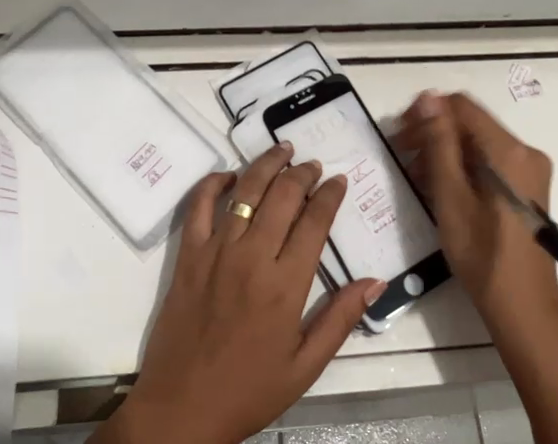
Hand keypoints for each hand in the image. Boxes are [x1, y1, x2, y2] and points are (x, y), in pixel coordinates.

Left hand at [96, 142, 386, 443]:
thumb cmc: (249, 391)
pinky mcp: (188, 256)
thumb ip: (340, 319)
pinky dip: (213, 183)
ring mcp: (216, 252)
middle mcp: (253, 258)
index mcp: (286, 285)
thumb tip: (375, 281)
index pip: (315, 221)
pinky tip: (228, 175)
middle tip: (313, 165)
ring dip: (266, 165)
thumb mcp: (305, 366)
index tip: (339, 181)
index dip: (330, 195)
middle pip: (283, 196)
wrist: (182, 408)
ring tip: (281, 150)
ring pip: (245, 192)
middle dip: (303, 173)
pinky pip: (198, 206)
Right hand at [393, 92, 557, 327]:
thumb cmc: (482, 253)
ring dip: (445, 151)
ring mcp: (529, 171)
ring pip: (478, 144)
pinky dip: (463, 167)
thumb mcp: (451, 196)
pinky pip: (490, 162)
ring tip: (415, 174)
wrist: (523, 307)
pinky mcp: (527, 188)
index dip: (427, 112)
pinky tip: (439, 186)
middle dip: (433, 133)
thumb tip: (427, 98)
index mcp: (510, 151)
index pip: (462, 107)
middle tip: (401, 153)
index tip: (399, 133)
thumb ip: (439, 143)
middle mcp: (526, 152)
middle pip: (471, 124)